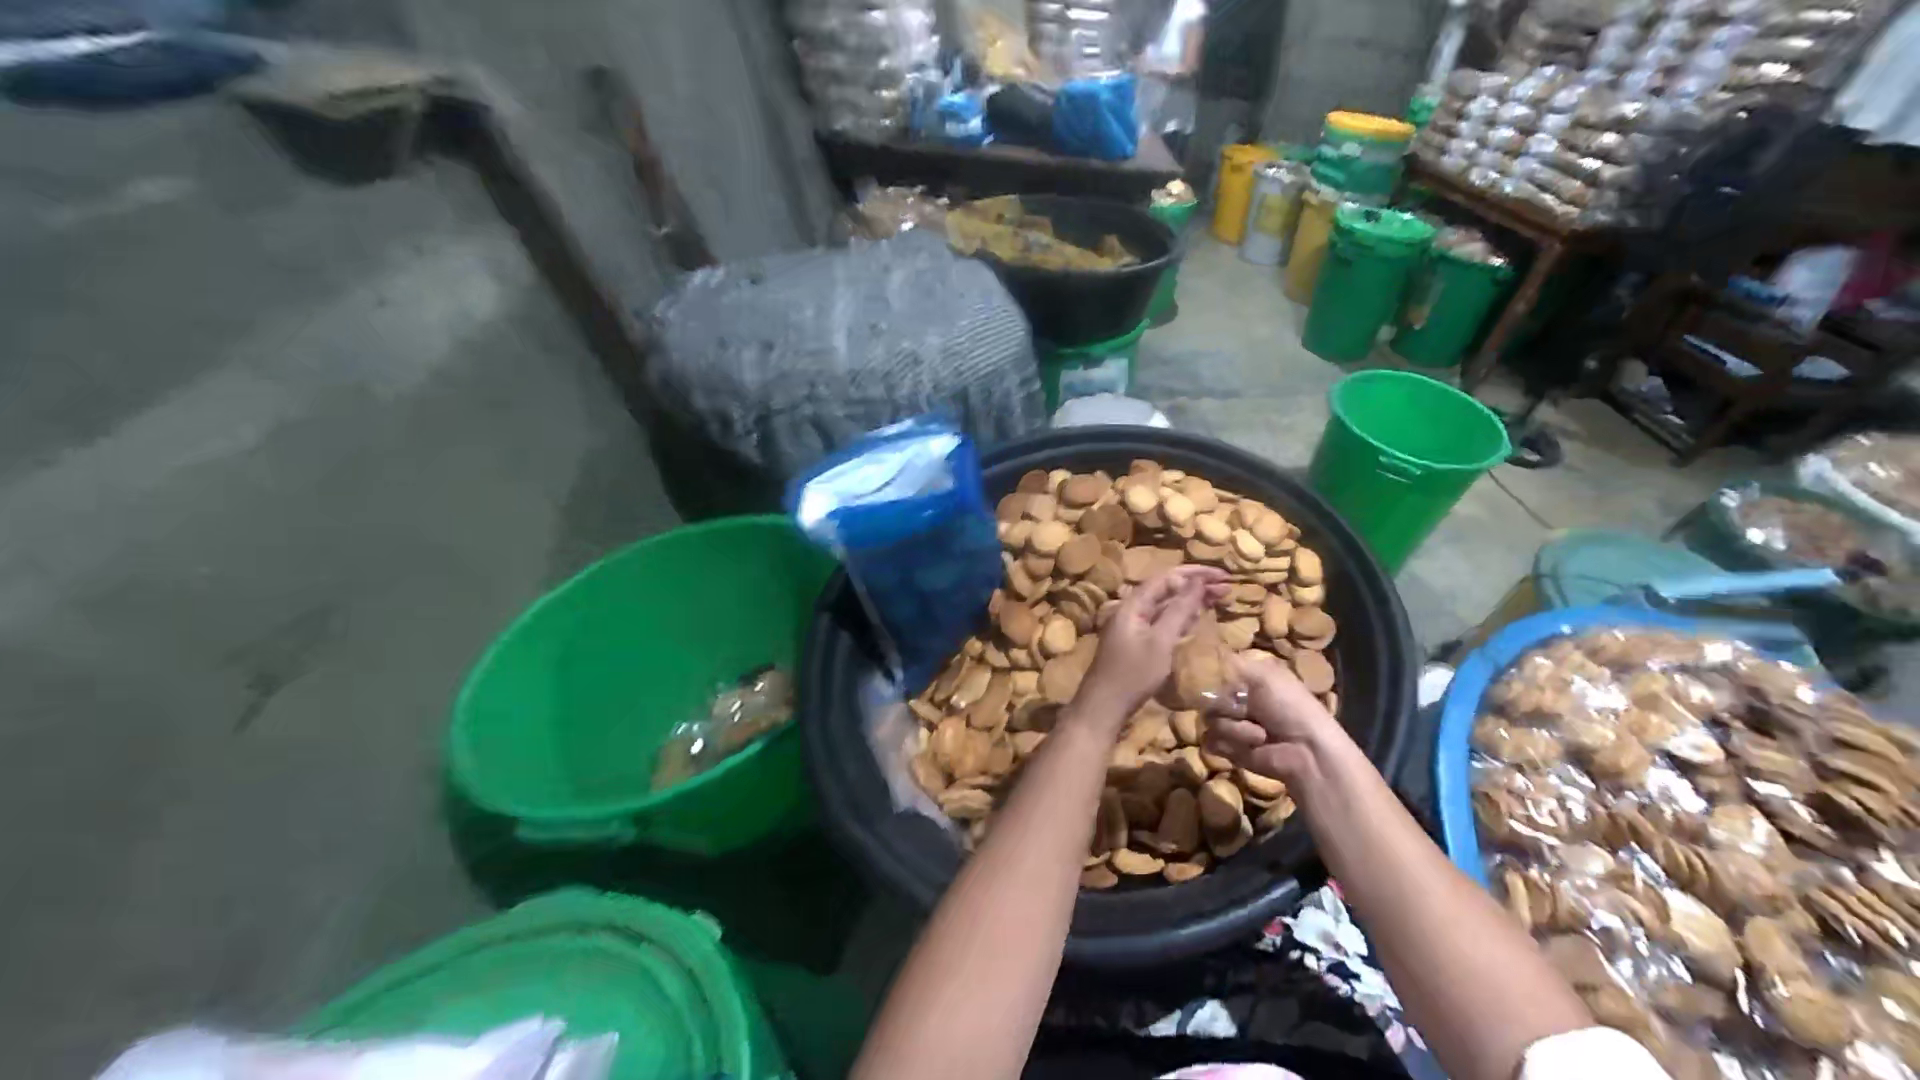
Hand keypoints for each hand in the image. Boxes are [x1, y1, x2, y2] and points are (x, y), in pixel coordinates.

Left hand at [1070, 565, 1228, 734]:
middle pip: (1166, 589)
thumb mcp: (1160, 642)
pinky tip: (1197, 618)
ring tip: (1219, 598)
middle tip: (1228, 588)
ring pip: (1165, 606)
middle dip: (1196, 586)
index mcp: (1133, 604)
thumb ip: (1179, 611)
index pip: (1167, 577)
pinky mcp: (1137, 643)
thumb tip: (1197, 582)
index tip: (1224, 575)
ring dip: (1191, 600)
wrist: (1104, 707)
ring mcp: (1133, 627)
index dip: (1196, 574)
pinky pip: (1162, 622)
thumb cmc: (1132, 674)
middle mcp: (1131, 610)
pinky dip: (1181, 617)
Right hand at [1206, 650, 1340, 782]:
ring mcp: (1230, 725)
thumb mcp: (1264, 676)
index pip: (1213, 672)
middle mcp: (1235, 700)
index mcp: (1244, 680)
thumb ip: (1230, 664)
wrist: (1307, 751)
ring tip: (1260, 735)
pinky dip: (1230, 744)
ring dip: (1236, 729)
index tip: (1211, 678)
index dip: (1209, 676)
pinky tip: (1249, 747)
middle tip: (1249, 711)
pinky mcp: (1228, 748)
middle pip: (1206, 697)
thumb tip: (1203, 651)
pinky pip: (1210, 741)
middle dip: (1227, 706)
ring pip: (1209, 720)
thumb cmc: (1290, 707)